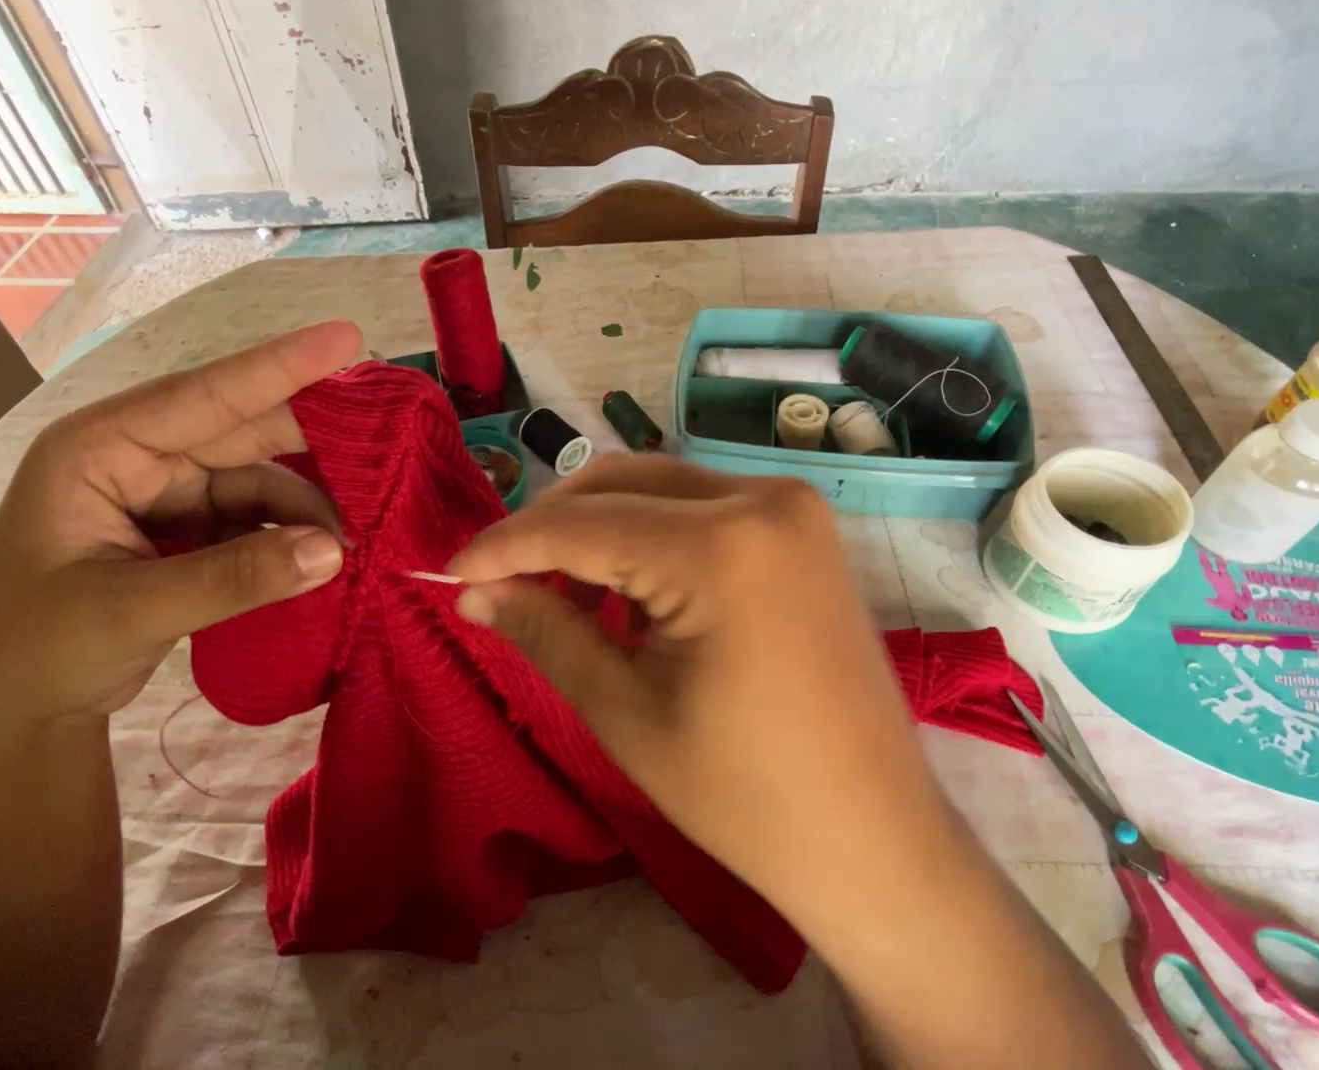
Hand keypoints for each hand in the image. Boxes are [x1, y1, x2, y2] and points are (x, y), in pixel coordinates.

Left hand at [0, 321, 363, 723]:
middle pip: (241, 430)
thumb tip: (333, 551)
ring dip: (310, 504)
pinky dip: (293, 535)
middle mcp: (138, 458)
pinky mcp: (190, 533)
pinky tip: (328, 553)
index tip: (348, 337)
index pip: (202, 396)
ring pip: (258, 479)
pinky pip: (257, 519)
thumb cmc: (35, 648)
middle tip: (390, 447)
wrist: (13, 709)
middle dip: (313, 441)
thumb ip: (232, 578)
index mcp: (100, 449)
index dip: (279, 367)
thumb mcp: (129, 610)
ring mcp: (167, 495)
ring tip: (362, 534)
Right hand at [446, 455, 932, 914]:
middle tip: (494, 582)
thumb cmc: (743, 792)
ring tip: (550, 590)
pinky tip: (618, 587)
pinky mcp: (803, 532)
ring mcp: (792, 510)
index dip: (504, 546)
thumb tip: (475, 591)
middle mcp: (763, 499)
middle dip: (548, 528)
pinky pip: (701, 510)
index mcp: (720, 544)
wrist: (871, 833)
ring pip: (659, 489)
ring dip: (595, 528)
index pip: (580, 524)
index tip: (447, 573)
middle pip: (620, 484)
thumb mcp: (624, 711)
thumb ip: (543, 631)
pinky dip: (648, 536)